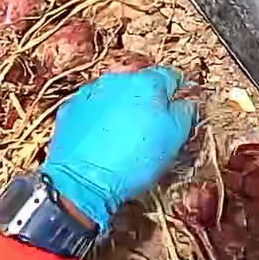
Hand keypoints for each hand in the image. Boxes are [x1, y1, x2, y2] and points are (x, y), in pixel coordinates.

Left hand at [41, 66, 197, 230]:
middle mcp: (118, 79)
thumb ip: (186, 112)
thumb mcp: (175, 137)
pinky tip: (104, 138)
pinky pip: (93, 107)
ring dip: (124, 107)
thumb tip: (187, 102)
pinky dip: (100, 118)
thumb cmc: (133, 160)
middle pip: (142, 83)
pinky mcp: (71, 109)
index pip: (172, 77)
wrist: (83, 182)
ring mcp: (91, 93)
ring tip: (126, 135)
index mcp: (148, 81)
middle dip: (149, 100)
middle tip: (153, 127)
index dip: (178, 95)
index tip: (178, 110)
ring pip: (116, 94)